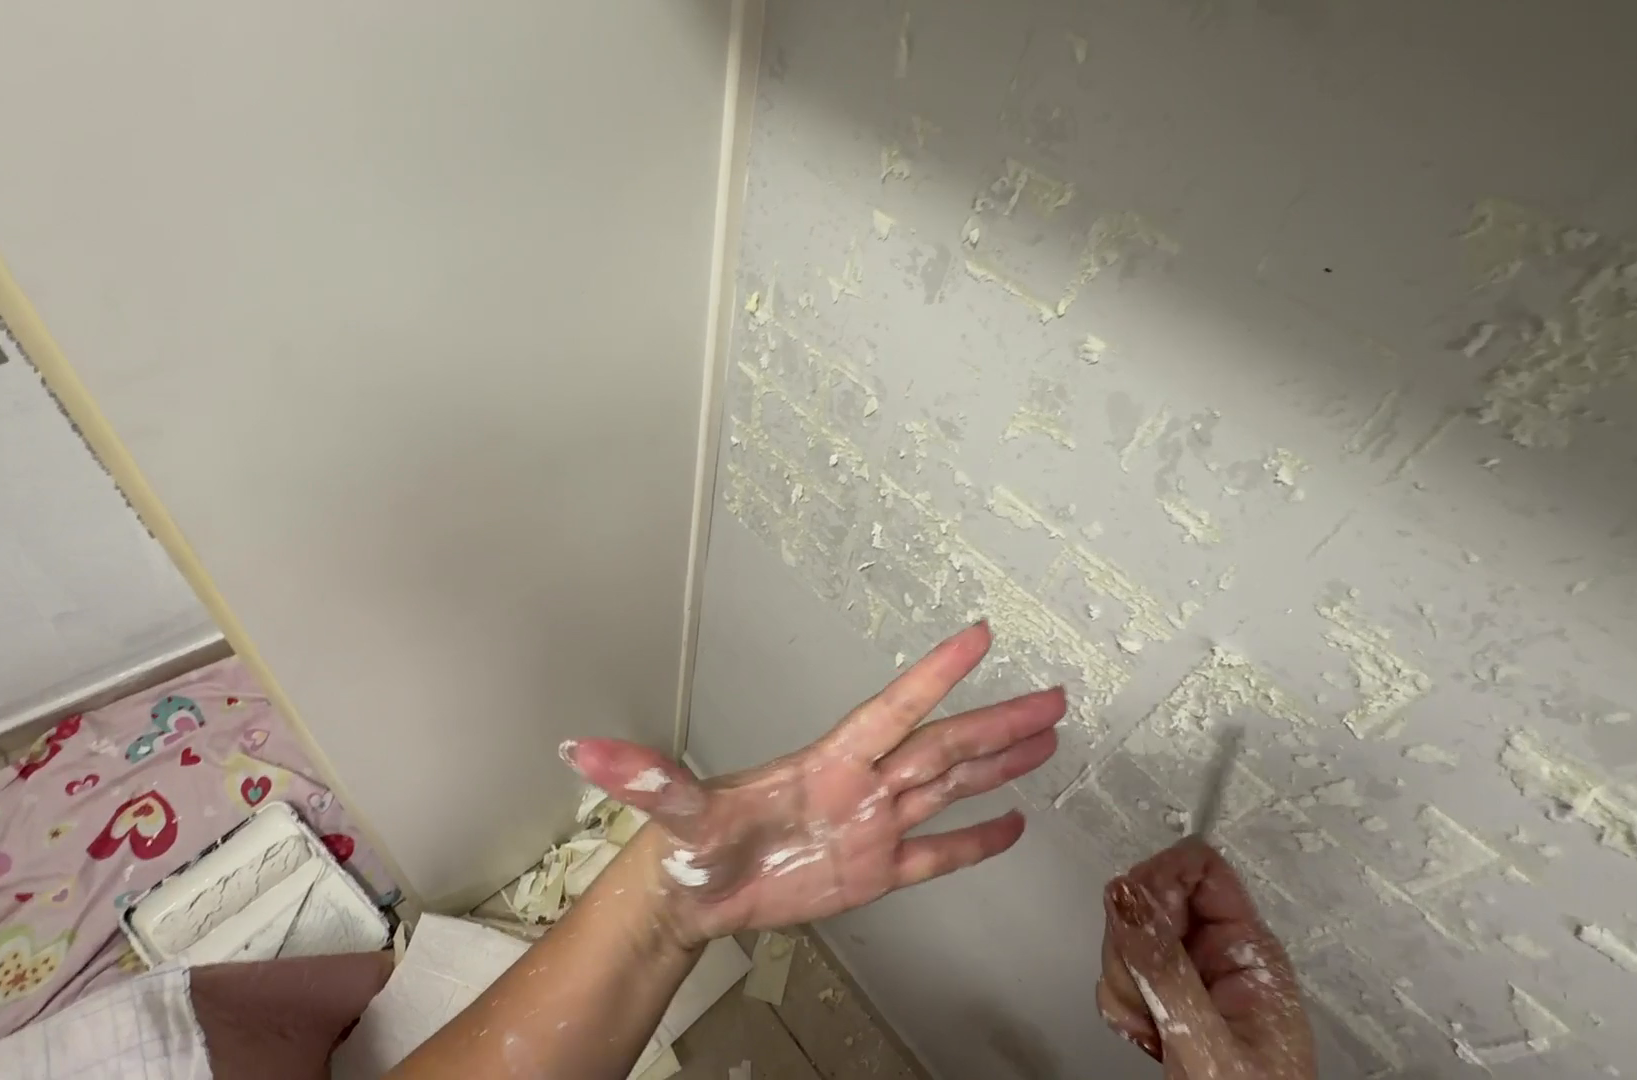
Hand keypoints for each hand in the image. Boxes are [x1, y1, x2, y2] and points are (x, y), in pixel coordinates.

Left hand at [561, 621, 1062, 946]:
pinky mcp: (875, 868)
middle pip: (942, 746)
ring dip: (997, 765)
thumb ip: (646, 777)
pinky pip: (937, 852)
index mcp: (830, 761)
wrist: (699, 891)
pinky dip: (974, 840)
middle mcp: (862, 784)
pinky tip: (1010, 823)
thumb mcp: (674, 811)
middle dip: (997, 722)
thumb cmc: (696, 844)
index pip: (893, 710)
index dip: (936, 675)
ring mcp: (874, 825)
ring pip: (949, 787)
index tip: (979, 637)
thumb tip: (586, 747)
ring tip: (1045, 740)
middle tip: (1050, 698)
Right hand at [1097, 839, 1315, 1078]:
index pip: (1197, 866)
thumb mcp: (1207, 1042)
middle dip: (1131, 945)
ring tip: (1153, 1029)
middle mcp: (1217, 951)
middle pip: (1149, 896)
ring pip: (1125, 933)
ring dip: (1124, 981)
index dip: (1159, 882)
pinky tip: (1146, 1036)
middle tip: (1149, 996)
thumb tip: (1124, 892)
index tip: (1140, 923)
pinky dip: (1120, 1002)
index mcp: (1248, 949)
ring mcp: (1189, 973)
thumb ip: (1164, 968)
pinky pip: (1118, 968)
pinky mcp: (1165, 993)